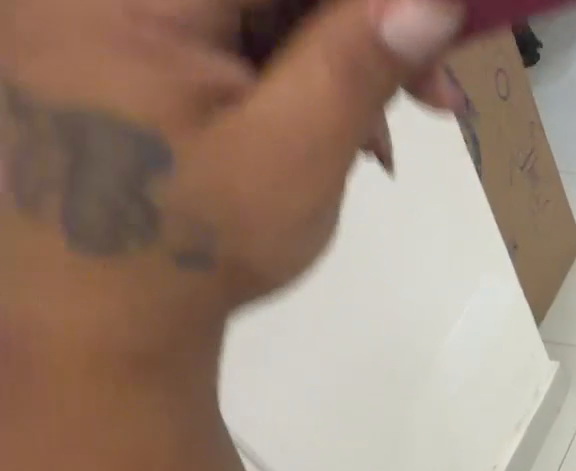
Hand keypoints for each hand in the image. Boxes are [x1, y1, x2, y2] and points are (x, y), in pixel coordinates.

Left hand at [0, 0, 464, 365]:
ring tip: (374, 137)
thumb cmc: (199, 237)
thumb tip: (431, 1)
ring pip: (256, 6)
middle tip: (433, 97)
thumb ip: (354, 66)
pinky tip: (328, 126)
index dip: (376, 1)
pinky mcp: (113, 40)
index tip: (447, 37)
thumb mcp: (294, 152)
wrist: (100, 307)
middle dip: (362, 28)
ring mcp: (100, 12)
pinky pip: (225, 30)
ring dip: (336, 57)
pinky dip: (291, 70)